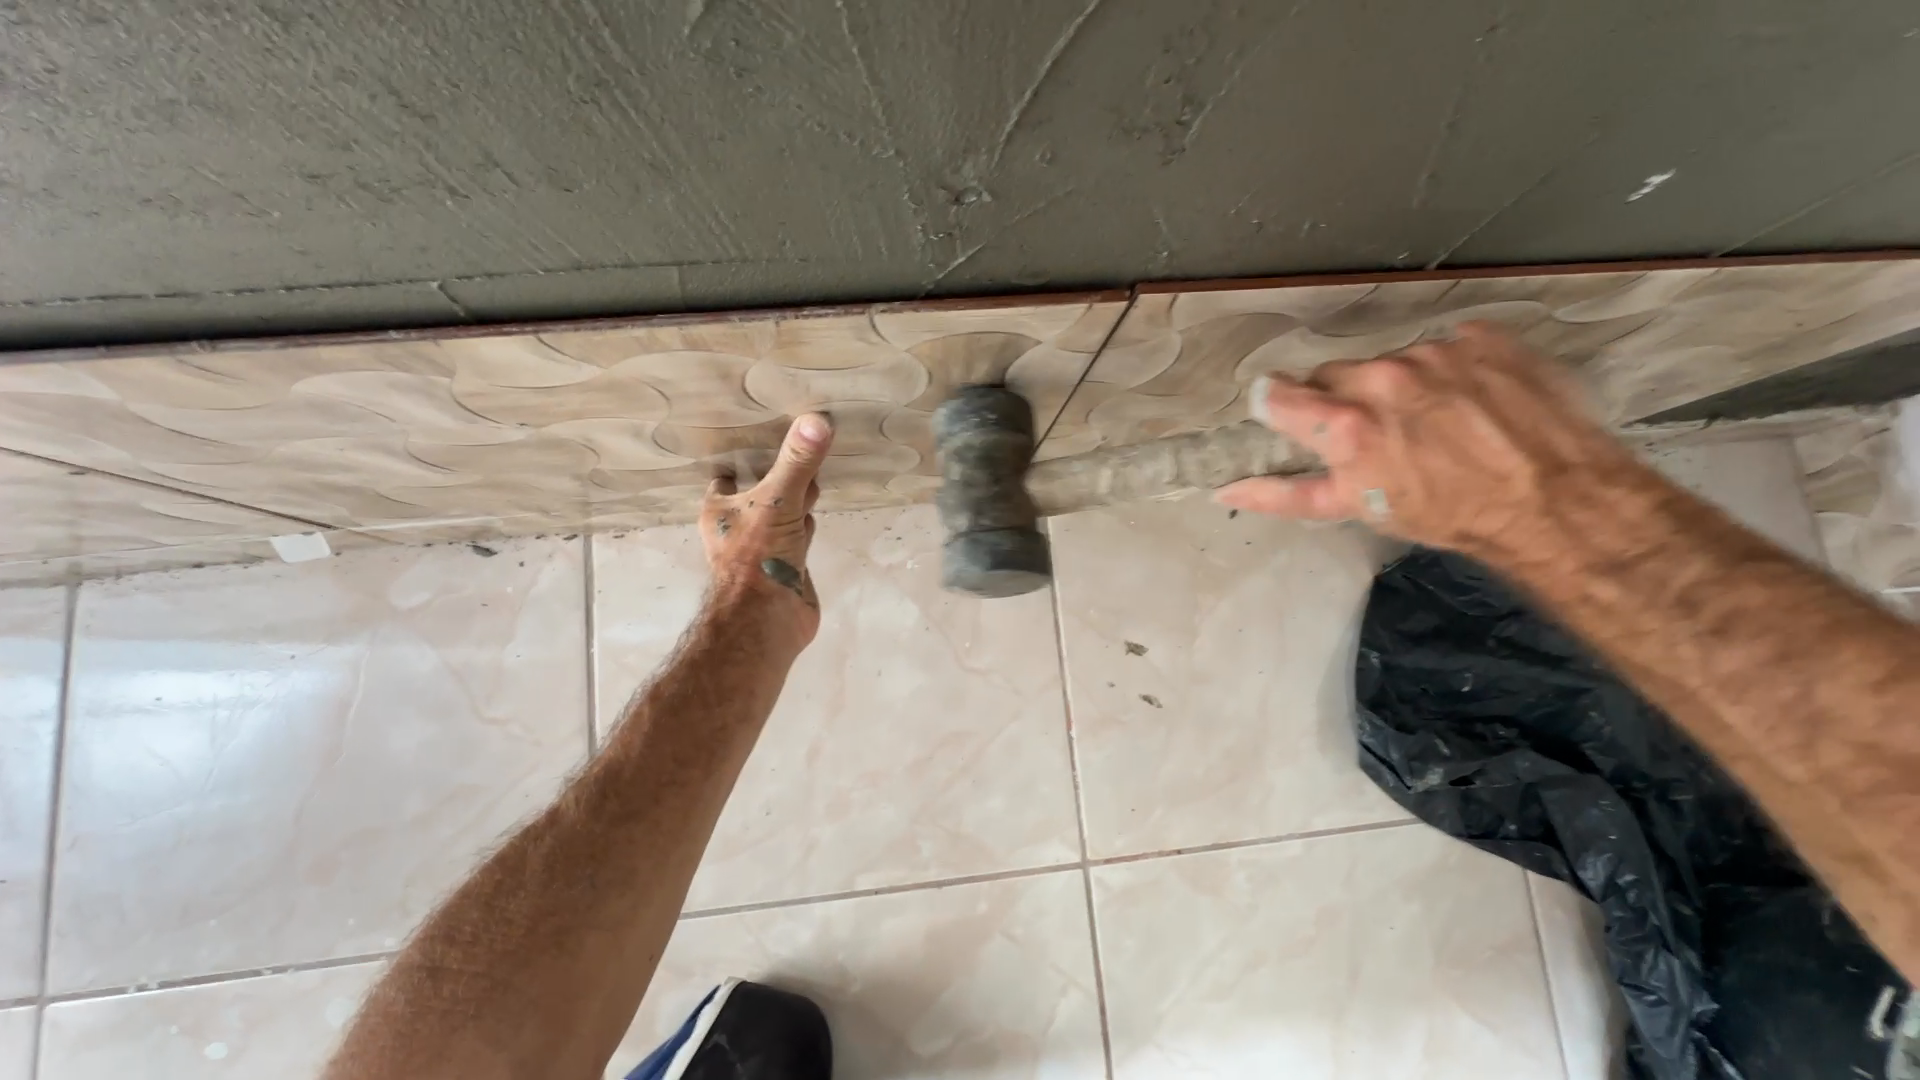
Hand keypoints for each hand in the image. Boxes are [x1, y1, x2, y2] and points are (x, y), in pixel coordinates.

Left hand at [699, 413, 833, 639]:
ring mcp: (764, 548)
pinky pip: (800, 536)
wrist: (767, 622)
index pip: (728, 474)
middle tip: (803, 445)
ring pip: (782, 514)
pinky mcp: (788, 567)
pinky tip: (823, 508)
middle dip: (779, 474)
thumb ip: (797, 462)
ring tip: (818, 470)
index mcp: (721, 509)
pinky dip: (810, 522)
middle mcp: (739, 527)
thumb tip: (818, 419)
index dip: (744, 455)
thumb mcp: (778, 501)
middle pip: (759, 492)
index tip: (766, 429)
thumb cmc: (756, 557)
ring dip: (798, 498)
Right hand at [1215, 322, 1641, 558]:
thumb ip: (1285, 494)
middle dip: (1341, 398)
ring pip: (1389, 360)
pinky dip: (1446, 370)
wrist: (1556, 500)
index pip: (1279, 394)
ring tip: (1432, 420)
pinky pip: (1445, 347)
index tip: (1288, 414)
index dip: (1280, 405)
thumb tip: (1224, 490)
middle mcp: (1382, 379)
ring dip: (1396, 385)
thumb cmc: (1447, 514)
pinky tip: (1468, 401)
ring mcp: (1434, 353)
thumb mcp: (1356, 510)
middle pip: (1335, 374)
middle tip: (1372, 432)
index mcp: (1345, 424)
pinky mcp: (1481, 339)